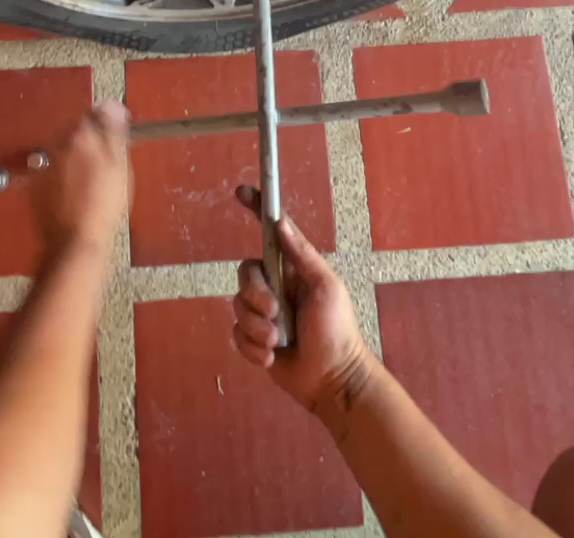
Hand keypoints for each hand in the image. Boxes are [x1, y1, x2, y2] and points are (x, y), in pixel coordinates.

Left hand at [33, 103, 131, 253]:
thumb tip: (113, 106)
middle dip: (91, 137)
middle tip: (108, 155)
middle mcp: (56, 145)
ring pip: (64, 150)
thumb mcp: (119, 166)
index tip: (119, 129)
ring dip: (77, 155)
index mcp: (79, 136)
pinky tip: (76, 190)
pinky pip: (53, 169)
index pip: (94, 114)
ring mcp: (44, 165)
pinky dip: (64, 173)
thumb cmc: (104, 204)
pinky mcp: (36, 185)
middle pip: (76, 131)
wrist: (74, 240)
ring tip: (93, 175)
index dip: (108, 121)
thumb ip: (114, 132)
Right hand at [231, 186, 375, 415]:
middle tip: (275, 313)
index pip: (269, 233)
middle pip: (245, 274)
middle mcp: (274, 286)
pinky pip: (237, 335)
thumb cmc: (336, 330)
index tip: (242, 192)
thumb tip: (280, 222)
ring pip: (238, 306)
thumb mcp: (325, 287)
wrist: (333, 381)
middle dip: (255, 296)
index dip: (256, 210)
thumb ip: (302, 255)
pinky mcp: (253, 340)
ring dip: (256, 327)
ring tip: (277, 342)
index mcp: (292, 269)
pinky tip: (271, 358)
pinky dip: (252, 348)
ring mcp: (262, 313)